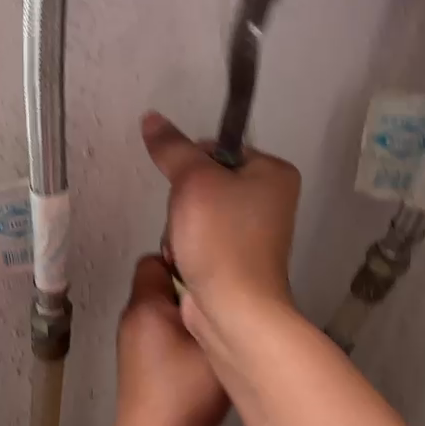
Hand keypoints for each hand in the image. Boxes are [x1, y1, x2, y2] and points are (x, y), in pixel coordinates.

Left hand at [111, 255, 230, 425]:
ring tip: (218, 327)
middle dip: (189, 289)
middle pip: (159, 285)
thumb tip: (232, 292)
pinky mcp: (136, 363)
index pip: (155, 260)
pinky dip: (178, 335)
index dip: (183, 260)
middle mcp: (131, 318)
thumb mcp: (214, 347)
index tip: (213, 273)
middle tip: (223, 300)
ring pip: (161, 312)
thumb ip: (222, 313)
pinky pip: (158, 333)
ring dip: (186, 315)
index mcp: (145, 306)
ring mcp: (131, 342)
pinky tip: (203, 353)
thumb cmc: (185, 394)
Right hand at [142, 112, 301, 337]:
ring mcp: (255, 232)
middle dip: (183, 201)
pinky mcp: (238, 259)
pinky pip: (202, 240)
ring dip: (180, 227)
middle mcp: (271, 199)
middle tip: (182, 219)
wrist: (233, 307)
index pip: (219, 148)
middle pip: (206, 181)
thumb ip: (172, 148)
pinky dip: (187, 248)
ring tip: (182, 244)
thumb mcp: (193, 181)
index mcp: (273, 172)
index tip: (184, 187)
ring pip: (198, 213)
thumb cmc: (220, 238)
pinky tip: (184, 260)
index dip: (191, 163)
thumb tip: (151, 118)